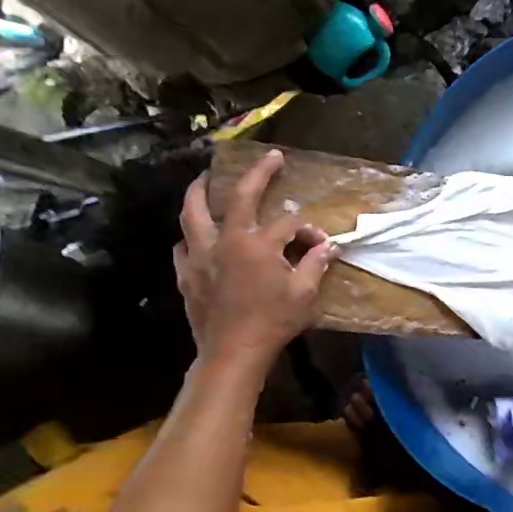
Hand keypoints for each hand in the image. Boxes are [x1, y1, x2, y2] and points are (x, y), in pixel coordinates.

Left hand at [175, 149, 336, 364]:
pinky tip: (196, 237)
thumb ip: (315, 264)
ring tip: (205, 179)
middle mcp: (227, 240)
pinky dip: (190, 236)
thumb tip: (330, 246)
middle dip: (258, 173)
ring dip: (201, 192)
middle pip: (241, 196)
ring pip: (193, 212)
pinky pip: (183, 246)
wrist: (233, 353)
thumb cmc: (273, 323)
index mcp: (258, 244)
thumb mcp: (304, 294)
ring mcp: (201, 255)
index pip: (288, 223)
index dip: (307, 229)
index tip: (318, 242)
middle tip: (269, 158)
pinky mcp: (186, 274)